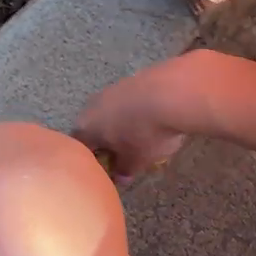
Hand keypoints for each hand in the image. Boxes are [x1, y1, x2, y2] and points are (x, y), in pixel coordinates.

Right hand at [74, 50, 226, 181]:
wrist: (172, 92)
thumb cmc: (144, 134)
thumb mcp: (135, 161)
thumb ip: (124, 171)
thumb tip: (120, 177)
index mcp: (85, 127)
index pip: (83, 150)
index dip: (96, 164)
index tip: (111, 172)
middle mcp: (92, 105)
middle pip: (96, 129)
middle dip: (109, 143)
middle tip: (126, 157)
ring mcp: (112, 88)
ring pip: (113, 114)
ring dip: (123, 127)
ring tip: (143, 138)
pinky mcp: (133, 78)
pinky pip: (129, 103)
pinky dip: (137, 113)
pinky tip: (153, 120)